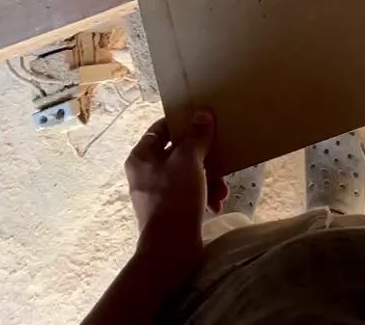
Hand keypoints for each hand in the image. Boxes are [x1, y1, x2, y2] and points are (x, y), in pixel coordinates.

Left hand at [124, 111, 225, 246]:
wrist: (171, 251)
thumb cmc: (175, 197)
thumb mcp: (189, 160)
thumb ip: (197, 135)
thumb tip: (203, 113)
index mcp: (141, 157)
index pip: (161, 128)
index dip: (181, 122)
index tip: (202, 121)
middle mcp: (144, 174)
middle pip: (177, 153)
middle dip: (202, 157)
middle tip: (219, 157)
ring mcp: (156, 195)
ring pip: (186, 175)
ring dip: (208, 178)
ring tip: (223, 189)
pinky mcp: (168, 214)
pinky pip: (188, 195)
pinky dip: (203, 196)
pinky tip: (217, 204)